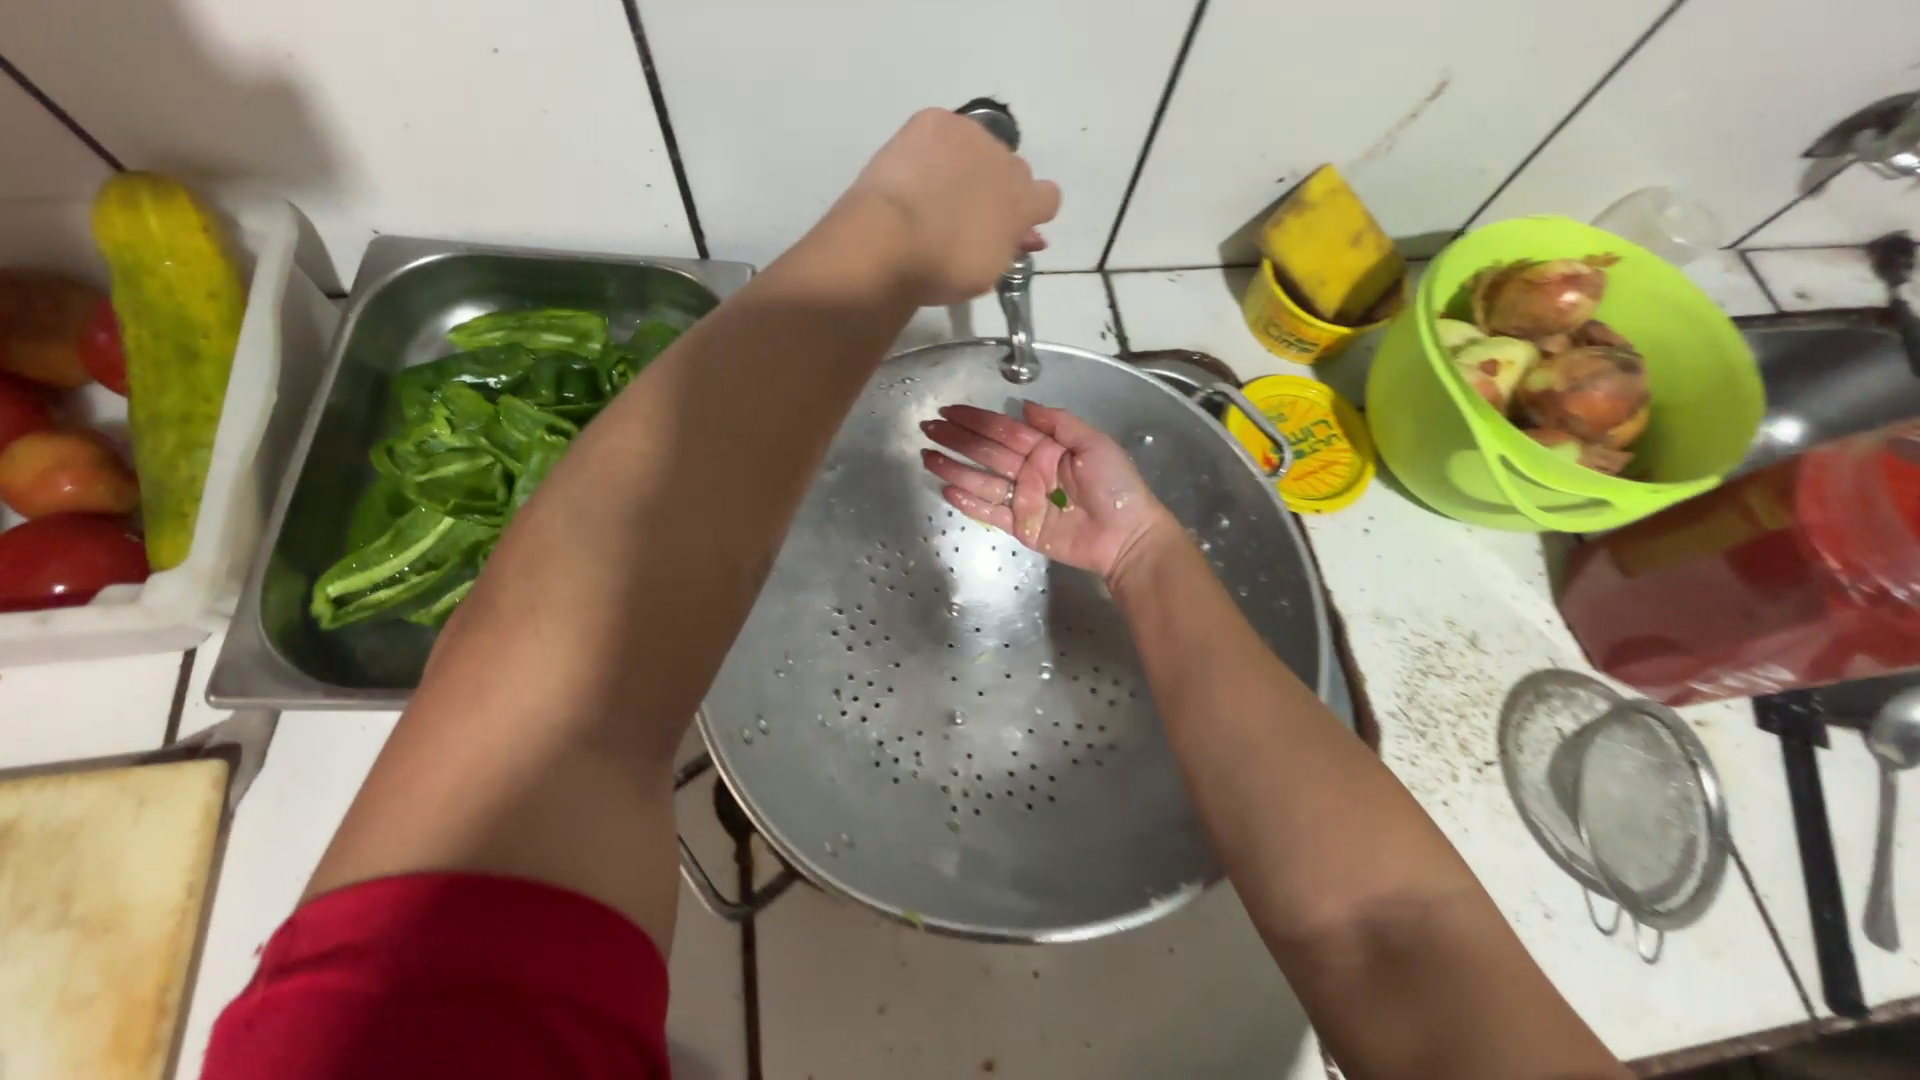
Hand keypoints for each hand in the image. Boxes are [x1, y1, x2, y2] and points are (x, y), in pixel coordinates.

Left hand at [842, 109, 1060, 305]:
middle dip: (994, 187)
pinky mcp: (934, 120)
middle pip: (1011, 169)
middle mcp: (1006, 162)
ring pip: (977, 145)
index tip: (1007, 227)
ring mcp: (970, 135)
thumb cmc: (942, 270)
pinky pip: (942, 131)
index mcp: (1024, 202)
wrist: (890, 241)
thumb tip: (1024, 235)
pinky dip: (932, 147)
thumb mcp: (987, 272)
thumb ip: (1009, 247)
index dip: (1028, 212)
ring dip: (965, 163)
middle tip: (962, 211)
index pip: (1047, 197)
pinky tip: (912, 170)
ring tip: (931, 190)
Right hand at [921, 402, 1176, 584]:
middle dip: (957, 440)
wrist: (1126, 535)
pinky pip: (990, 513)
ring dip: (954, 468)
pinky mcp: (1021, 527)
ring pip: (982, 481)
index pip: (1004, 430)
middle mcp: (1031, 471)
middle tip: (928, 429)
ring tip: (927, 457)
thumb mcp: (1094, 444)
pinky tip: (947, 490)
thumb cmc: (1116, 486)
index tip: (949, 411)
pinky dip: (969, 503)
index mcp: (1046, 448)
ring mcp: (1024, 500)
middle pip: (987, 452)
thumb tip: (1024, 405)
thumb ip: (1059, 423)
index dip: (977, 420)